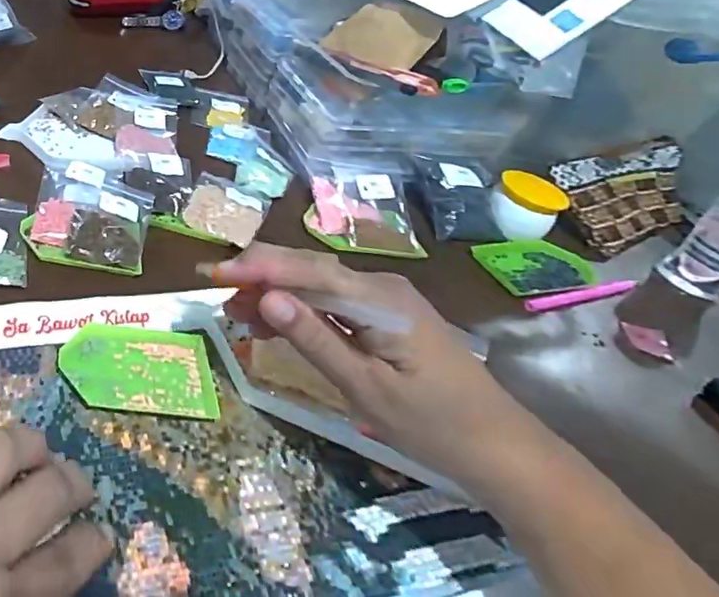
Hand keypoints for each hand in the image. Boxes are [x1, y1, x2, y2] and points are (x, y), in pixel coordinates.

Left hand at [0, 380, 112, 596]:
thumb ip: (21, 589)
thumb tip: (59, 562)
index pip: (64, 563)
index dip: (92, 544)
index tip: (104, 533)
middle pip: (46, 494)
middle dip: (74, 484)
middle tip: (80, 487)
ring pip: (1, 450)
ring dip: (30, 445)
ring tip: (40, 453)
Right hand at [212, 245, 556, 486]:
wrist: (504, 451)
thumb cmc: (435, 426)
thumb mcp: (366, 389)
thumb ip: (314, 339)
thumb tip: (265, 298)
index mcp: (378, 299)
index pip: (306, 270)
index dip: (257, 267)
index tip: (214, 272)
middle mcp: (380, 285)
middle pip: (309, 268)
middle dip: (260, 275)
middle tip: (218, 291)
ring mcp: (384, 298)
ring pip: (318, 283)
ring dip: (276, 292)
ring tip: (237, 311)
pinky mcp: (384, 314)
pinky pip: (333, 300)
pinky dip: (300, 308)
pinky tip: (276, 322)